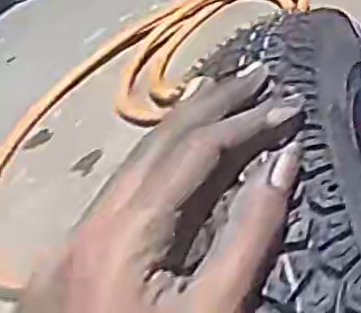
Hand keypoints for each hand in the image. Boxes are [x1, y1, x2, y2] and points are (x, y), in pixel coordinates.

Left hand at [19, 64, 302, 312]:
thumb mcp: (217, 305)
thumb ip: (253, 227)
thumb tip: (287, 154)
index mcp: (118, 238)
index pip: (195, 152)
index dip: (249, 121)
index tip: (295, 105)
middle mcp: (83, 231)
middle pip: (157, 143)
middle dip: (215, 102)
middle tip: (261, 71)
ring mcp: (66, 249)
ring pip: (135, 160)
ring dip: (187, 119)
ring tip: (224, 85)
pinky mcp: (66, 265)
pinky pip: (124, 186)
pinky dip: (163, 151)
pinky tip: (180, 137)